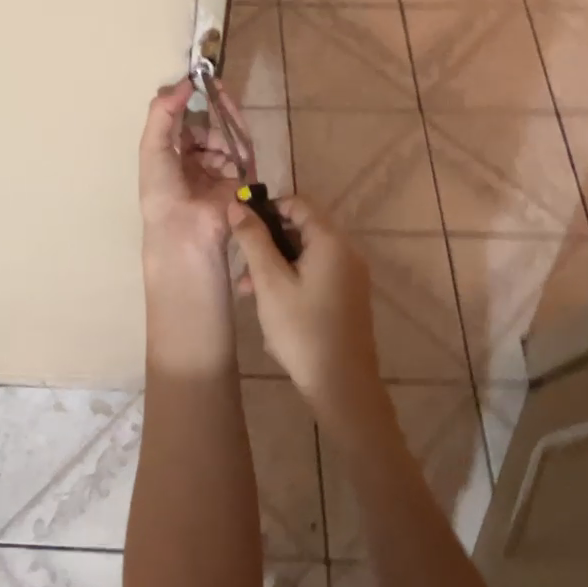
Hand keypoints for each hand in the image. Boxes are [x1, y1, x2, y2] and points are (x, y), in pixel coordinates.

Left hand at [139, 77, 242, 255]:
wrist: (184, 227)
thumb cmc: (161, 188)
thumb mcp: (152, 145)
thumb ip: (162, 112)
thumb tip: (182, 82)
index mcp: (171, 159)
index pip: (182, 124)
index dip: (187, 103)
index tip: (194, 79)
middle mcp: (196, 163)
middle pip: (208, 126)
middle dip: (209, 105)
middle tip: (212, 83)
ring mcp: (220, 169)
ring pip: (227, 134)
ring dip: (223, 117)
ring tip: (219, 106)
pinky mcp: (242, 176)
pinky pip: (243, 146)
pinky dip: (239, 129)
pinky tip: (232, 115)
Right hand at [229, 197, 382, 415]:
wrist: (342, 383)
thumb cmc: (302, 328)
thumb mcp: (270, 282)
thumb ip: (253, 240)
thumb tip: (238, 207)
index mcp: (331, 241)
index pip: (299, 203)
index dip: (268, 208)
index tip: (241, 227)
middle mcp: (346, 252)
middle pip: (302, 228)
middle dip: (268, 242)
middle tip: (242, 265)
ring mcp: (349, 276)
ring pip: (305, 254)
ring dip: (275, 264)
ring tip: (248, 291)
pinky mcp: (347, 296)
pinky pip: (315, 273)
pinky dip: (291, 279)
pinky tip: (270, 305)